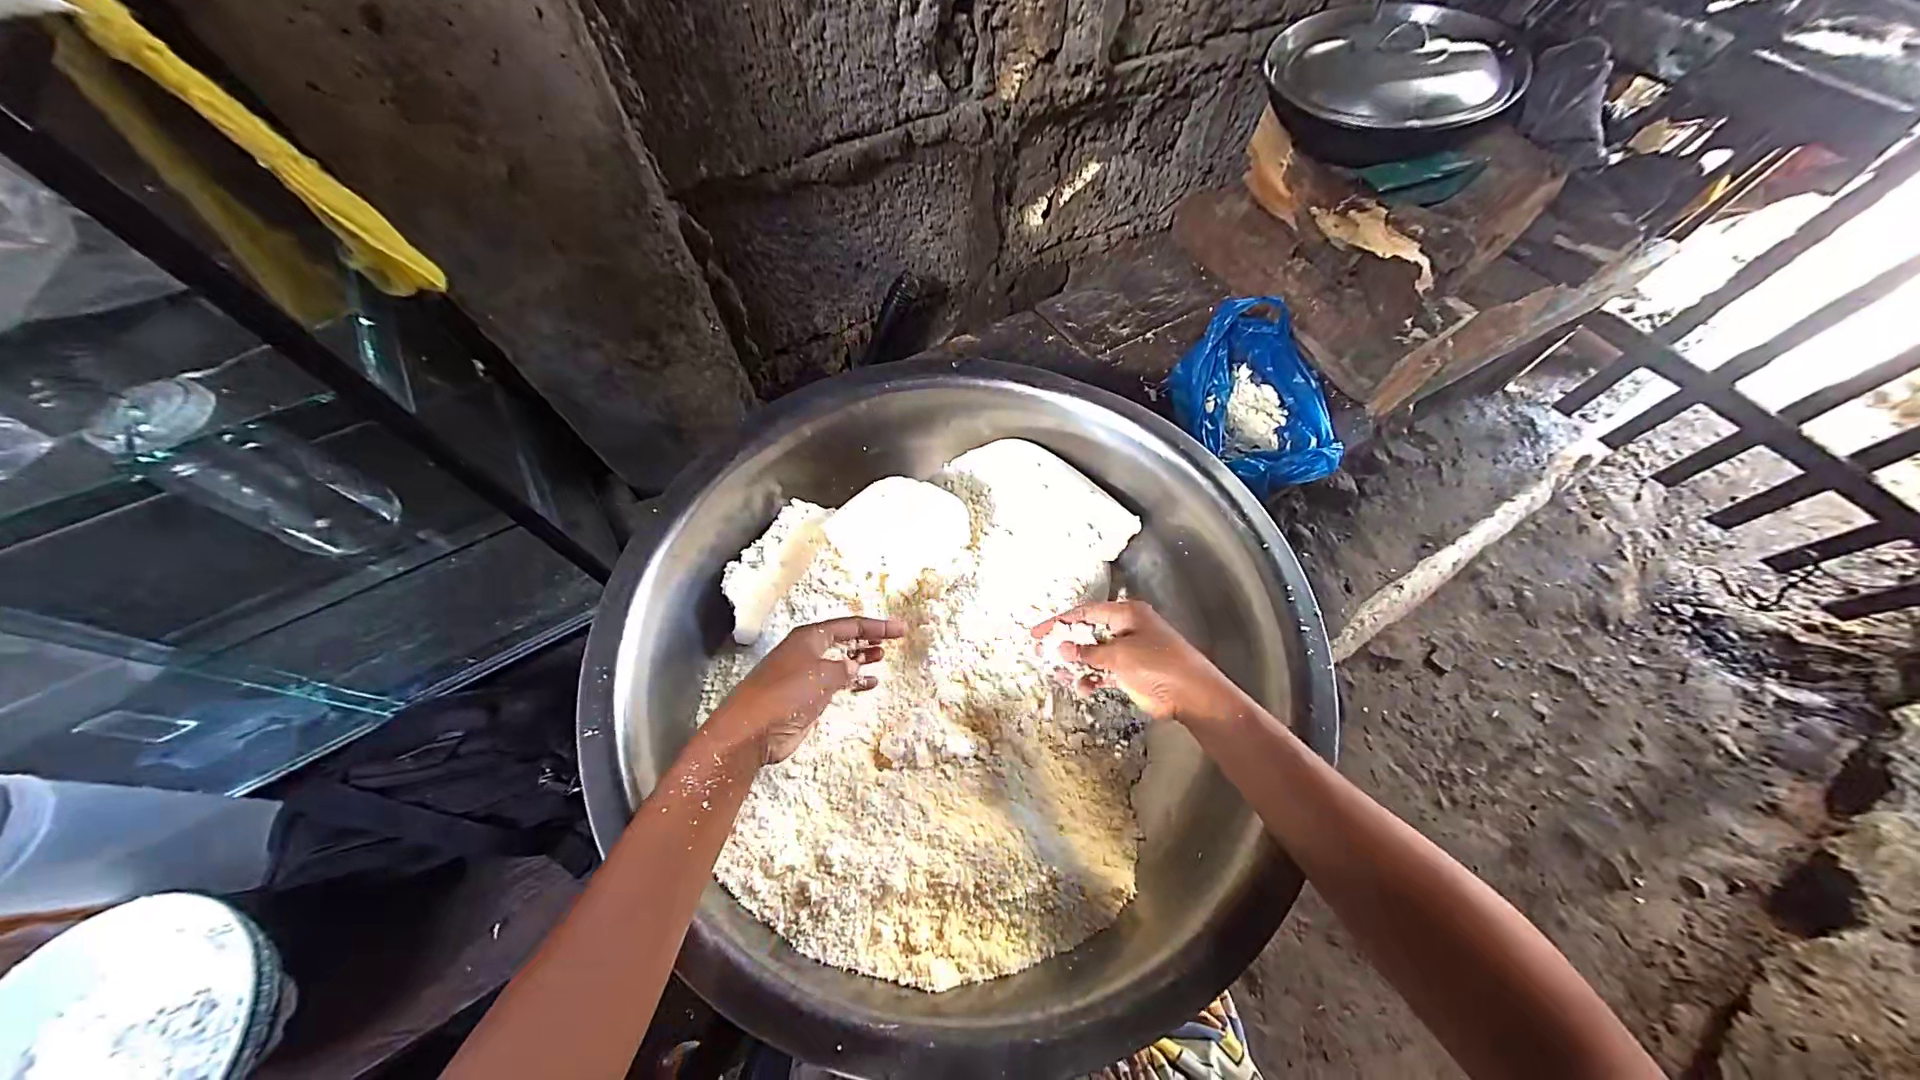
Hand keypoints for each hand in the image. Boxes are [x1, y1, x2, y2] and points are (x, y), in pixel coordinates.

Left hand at [710, 616, 904, 762]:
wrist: (752, 731)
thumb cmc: (785, 695)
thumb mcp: (822, 676)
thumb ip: (843, 668)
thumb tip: (853, 666)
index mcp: (809, 638)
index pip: (849, 625)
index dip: (876, 626)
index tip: (900, 629)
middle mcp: (807, 651)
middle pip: (844, 639)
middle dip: (868, 638)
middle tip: (892, 640)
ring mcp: (805, 674)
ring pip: (840, 660)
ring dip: (861, 658)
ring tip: (881, 657)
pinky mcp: (805, 697)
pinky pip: (836, 682)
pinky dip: (853, 681)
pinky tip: (868, 683)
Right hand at [1032, 601, 1251, 727]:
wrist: (1193, 694)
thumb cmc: (1159, 665)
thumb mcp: (1119, 656)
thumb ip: (1088, 653)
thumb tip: (1062, 648)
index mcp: (1126, 614)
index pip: (1085, 613)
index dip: (1059, 622)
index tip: (1038, 632)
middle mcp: (1126, 628)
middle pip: (1087, 632)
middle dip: (1065, 644)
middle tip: (1043, 653)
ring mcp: (1128, 651)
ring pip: (1093, 654)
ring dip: (1076, 664)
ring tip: (1058, 673)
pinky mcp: (1131, 672)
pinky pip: (1104, 672)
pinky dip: (1092, 678)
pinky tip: (1082, 687)